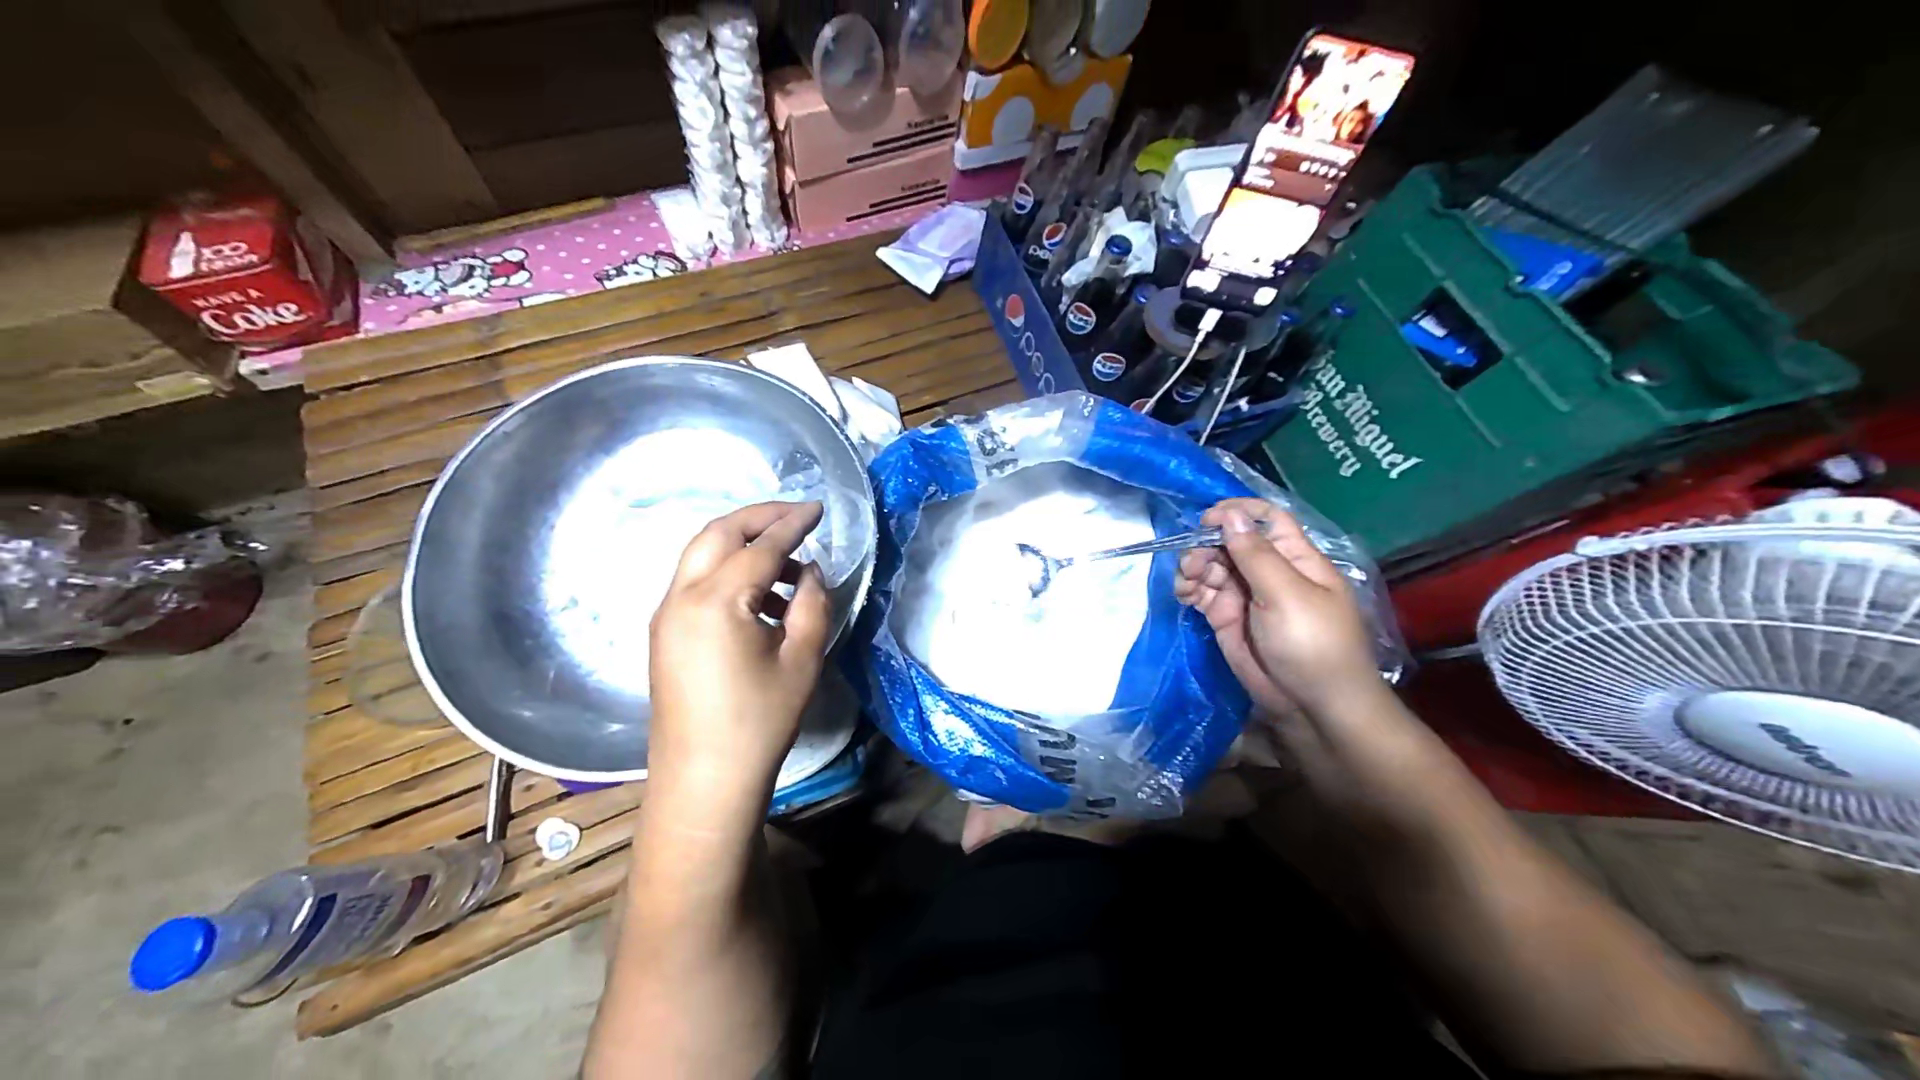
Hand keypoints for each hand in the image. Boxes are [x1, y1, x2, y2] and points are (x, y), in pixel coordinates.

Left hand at [647, 501, 831, 804]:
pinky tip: (762, 598)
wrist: (704, 779)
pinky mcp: (664, 633)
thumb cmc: (759, 722)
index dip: (793, 524)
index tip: (818, 508)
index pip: (760, 547)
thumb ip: (812, 604)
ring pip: (702, 554)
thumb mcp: (802, 659)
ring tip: (790, 569)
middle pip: (718, 533)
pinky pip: (695, 581)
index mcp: (715, 601)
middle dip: (760, 517)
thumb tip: (810, 571)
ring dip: (743, 546)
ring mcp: (666, 614)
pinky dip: (728, 571)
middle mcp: (681, 597)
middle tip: (798, 517)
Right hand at [1175, 498, 1379, 714]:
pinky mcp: (1226, 618)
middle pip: (1230, 542)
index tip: (1207, 520)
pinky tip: (1184, 596)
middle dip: (1206, 545)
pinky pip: (1202, 593)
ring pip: (1211, 566)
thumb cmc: (1312, 644)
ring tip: (1187, 583)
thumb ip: (1255, 554)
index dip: (1236, 513)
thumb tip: (1229, 514)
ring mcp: (1245, 596)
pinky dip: (1188, 589)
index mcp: (1295, 558)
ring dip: (1193, 567)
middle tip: (1192, 564)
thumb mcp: (1286, 594)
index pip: (1265, 519)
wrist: (1313, 706)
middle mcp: (1268, 572)